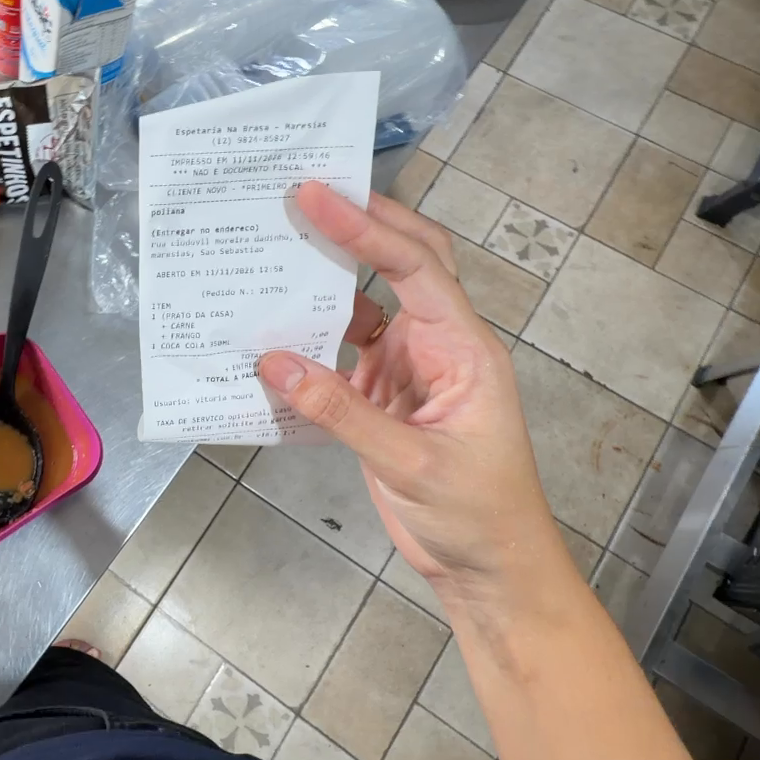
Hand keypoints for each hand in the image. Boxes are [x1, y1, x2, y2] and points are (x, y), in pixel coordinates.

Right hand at [258, 182, 565, 605]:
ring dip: (329, 274)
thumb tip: (271, 361)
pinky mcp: (381, 393)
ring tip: (280, 245)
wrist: (488, 567)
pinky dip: (310, 333)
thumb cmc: (473, 515)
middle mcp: (436, 344)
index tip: (316, 196)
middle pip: (407, 262)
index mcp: (462, 348)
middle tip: (306, 192)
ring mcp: (408, 367)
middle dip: (363, 222)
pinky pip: (342, 348)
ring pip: (367, 302)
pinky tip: (274, 327)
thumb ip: (341, 411)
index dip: (365, 228)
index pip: (413, 268)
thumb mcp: (410, 463)